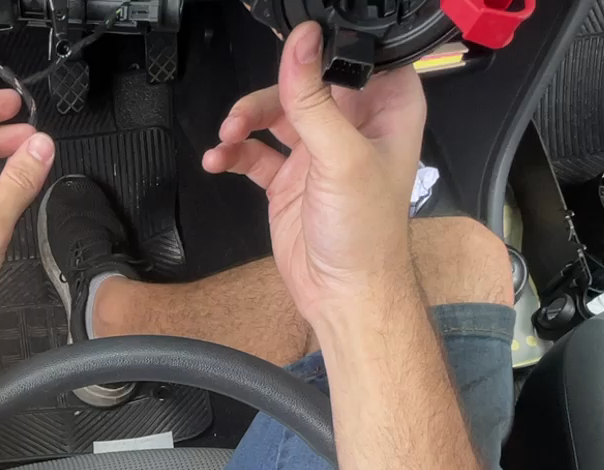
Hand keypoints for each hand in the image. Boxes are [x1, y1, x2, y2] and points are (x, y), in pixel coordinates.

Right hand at [201, 22, 425, 332]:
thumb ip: (314, 99)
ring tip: (226, 136)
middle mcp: (351, 124)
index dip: (321, 49)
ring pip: (274, 117)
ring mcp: (315, 153)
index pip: (354, 55)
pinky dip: (234, 154)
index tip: (289, 47)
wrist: (341, 292)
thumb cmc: (363, 232)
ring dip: (245, 122)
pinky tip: (218, 159)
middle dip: (269, 94)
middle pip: (303, 83)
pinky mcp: (287, 181)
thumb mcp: (340, 156)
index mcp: (386, 106)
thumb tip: (302, 42)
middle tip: (243, 113)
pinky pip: (254, 155)